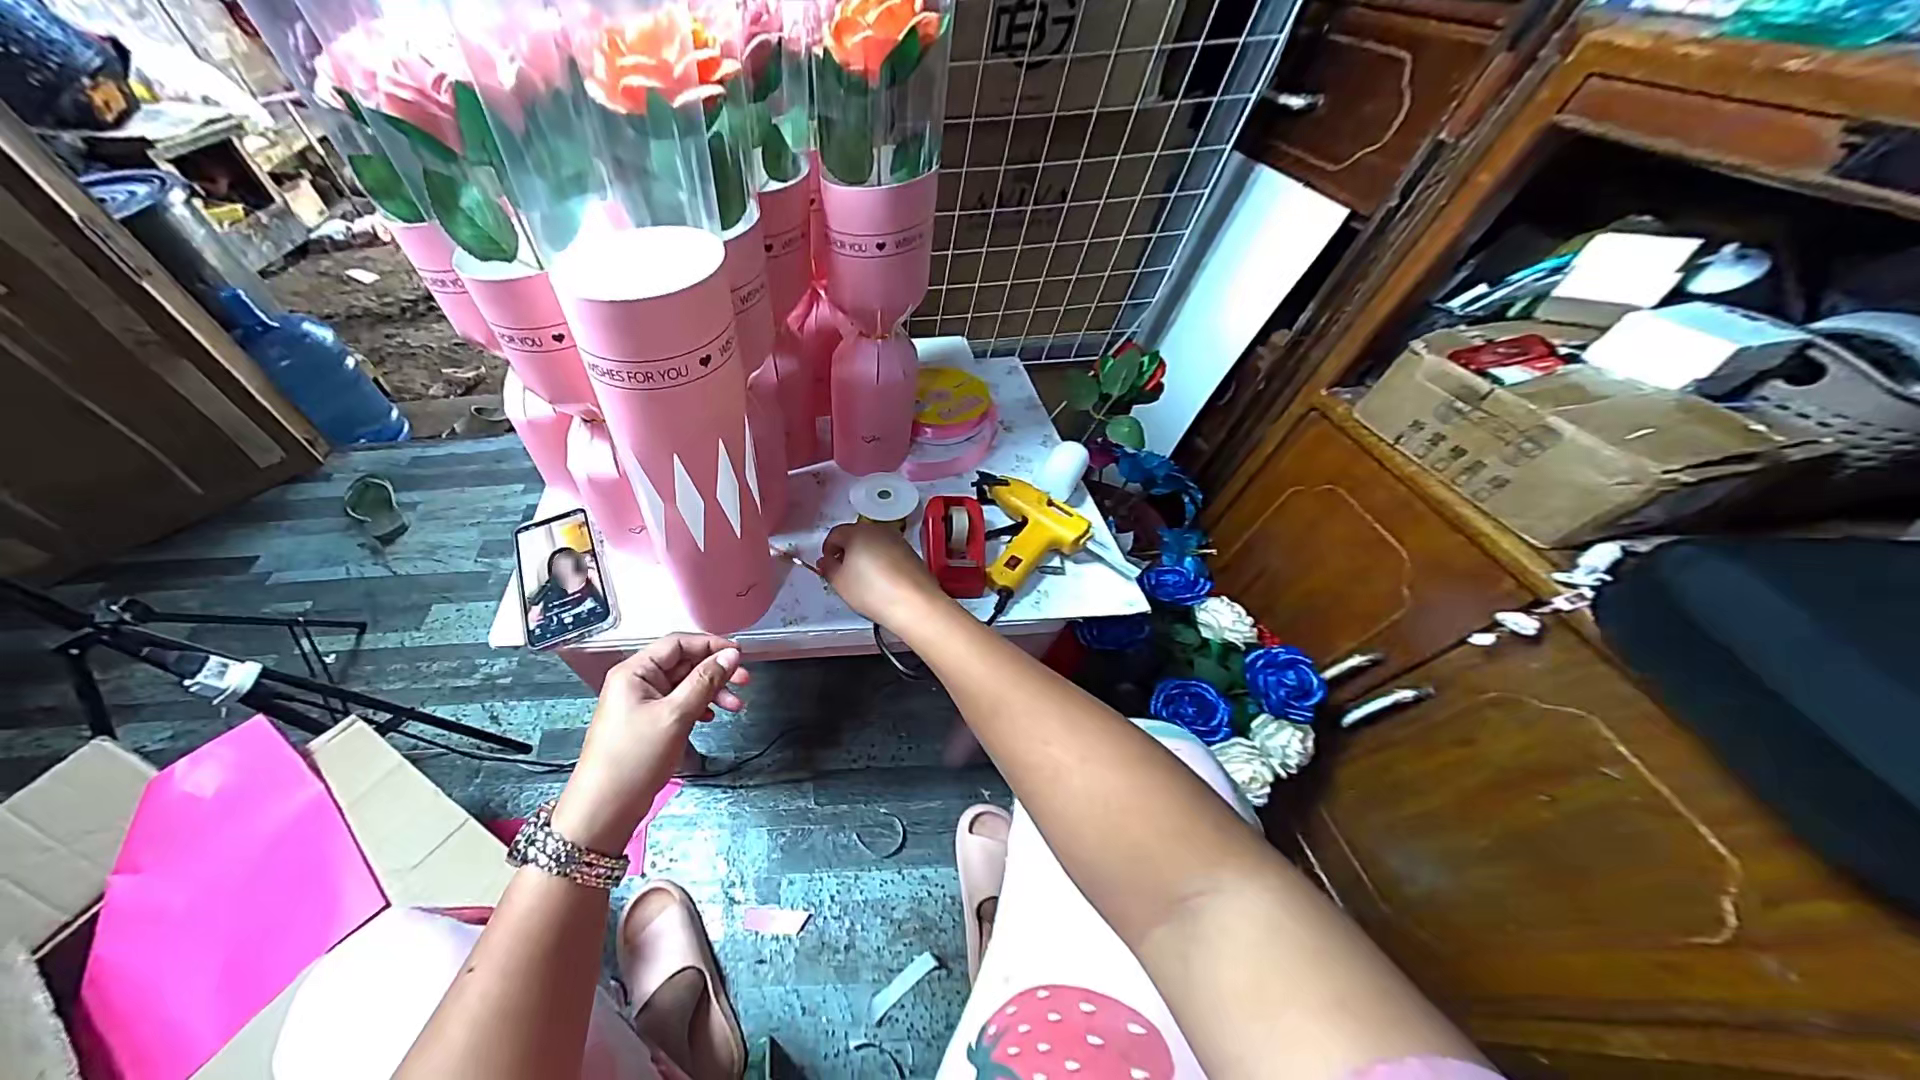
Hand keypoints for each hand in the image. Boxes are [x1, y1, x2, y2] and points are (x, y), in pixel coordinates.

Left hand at [551, 634, 747, 849]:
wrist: (605, 808)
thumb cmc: (632, 760)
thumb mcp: (676, 715)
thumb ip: (705, 681)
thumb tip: (730, 656)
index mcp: (634, 672)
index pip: (678, 643)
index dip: (711, 645)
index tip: (739, 655)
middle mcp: (636, 682)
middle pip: (684, 663)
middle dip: (715, 671)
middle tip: (743, 681)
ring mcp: (642, 703)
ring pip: (685, 684)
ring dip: (712, 690)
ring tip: (734, 704)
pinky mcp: (648, 722)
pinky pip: (680, 703)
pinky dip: (699, 706)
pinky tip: (712, 715)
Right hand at [820, 522, 950, 627]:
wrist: (914, 603)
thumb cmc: (875, 591)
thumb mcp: (840, 582)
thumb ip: (828, 567)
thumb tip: (827, 561)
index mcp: (857, 531)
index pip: (835, 534)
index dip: (828, 550)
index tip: (827, 564)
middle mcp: (879, 530)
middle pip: (855, 536)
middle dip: (846, 552)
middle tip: (842, 573)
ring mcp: (897, 540)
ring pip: (873, 543)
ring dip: (864, 557)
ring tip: (862, 581)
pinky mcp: (910, 552)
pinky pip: (889, 552)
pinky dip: (881, 563)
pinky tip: (880, 583)